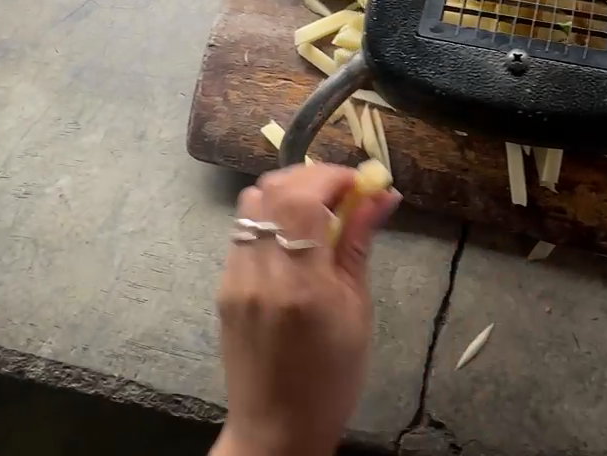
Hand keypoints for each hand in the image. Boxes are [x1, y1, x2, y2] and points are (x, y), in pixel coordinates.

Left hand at [213, 163, 400, 455]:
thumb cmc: (332, 377)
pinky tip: (294, 235)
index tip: (360, 182)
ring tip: (319, 208)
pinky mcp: (224, 285)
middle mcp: (259, 274)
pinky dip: (271, 214)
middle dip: (312, 176)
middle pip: (273, 189)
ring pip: (253, 201)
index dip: (333, 177)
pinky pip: (244, 227)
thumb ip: (360, 243)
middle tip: (343, 192)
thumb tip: (383, 194)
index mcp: (300, 285)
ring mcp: (235, 278)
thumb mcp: (358, 309)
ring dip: (288, 191)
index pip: (303, 198)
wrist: (275, 432)